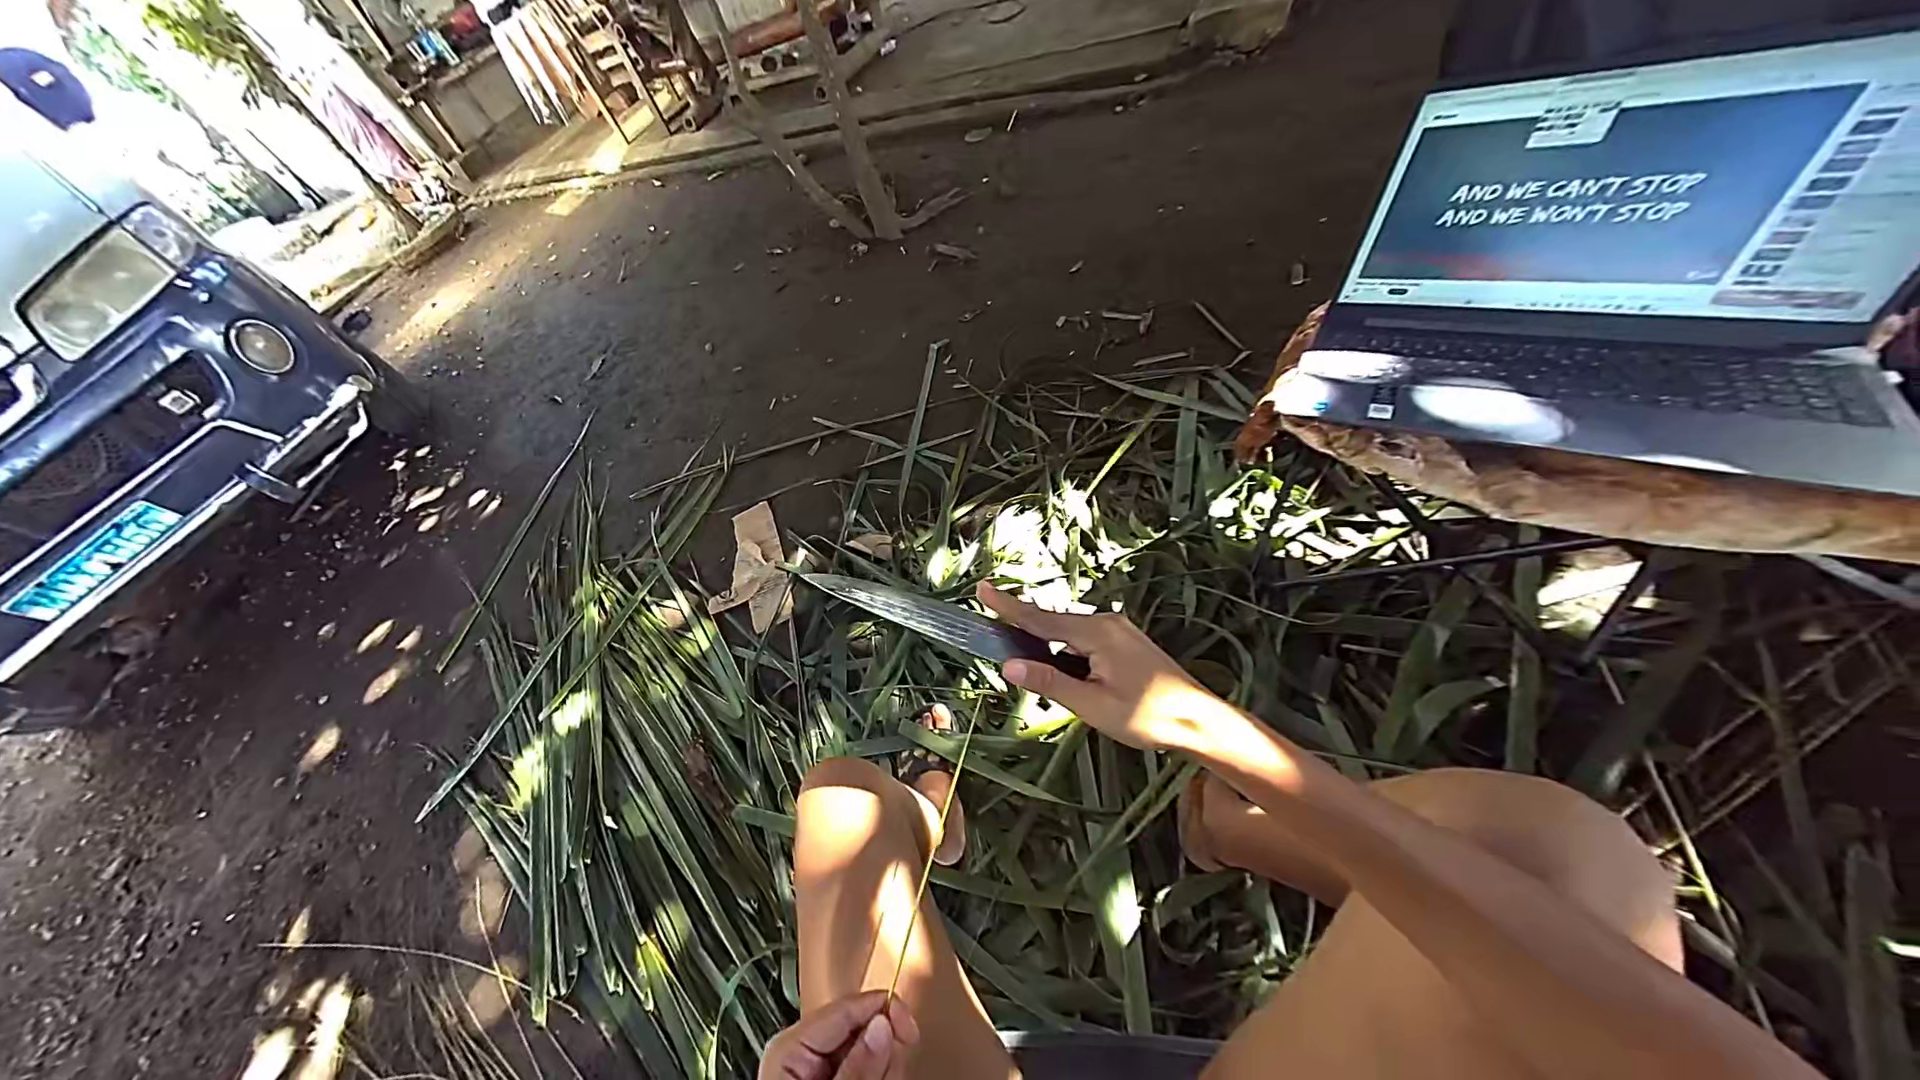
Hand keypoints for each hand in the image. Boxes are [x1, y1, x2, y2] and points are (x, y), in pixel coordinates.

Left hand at [759, 991, 919, 1079]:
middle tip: (890, 1078)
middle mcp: (801, 1052)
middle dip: (883, 1056)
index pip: (849, 1005)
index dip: (886, 1010)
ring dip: (881, 1073)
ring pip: (866, 1052)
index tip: (911, 1030)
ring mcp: (813, 1071)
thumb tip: (883, 1026)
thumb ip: (857, 1069)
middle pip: (860, 1029)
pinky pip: (861, 1072)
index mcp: (791, 1047)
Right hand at [977, 583, 1236, 753]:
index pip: (1040, 618)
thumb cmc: (1147, 717)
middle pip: (1053, 622)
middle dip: (1024, 629)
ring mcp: (1118, 630)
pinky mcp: (1124, 641)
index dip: (1008, 606)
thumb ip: (1050, 682)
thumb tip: (1010, 666)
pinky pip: (1084, 640)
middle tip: (996, 638)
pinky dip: (1067, 652)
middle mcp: (1106, 622)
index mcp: (1096, 633)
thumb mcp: (1092, 705)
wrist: (1199, 721)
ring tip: (1032, 669)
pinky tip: (1065, 673)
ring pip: (1069, 633)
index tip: (982, 589)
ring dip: (1048, 647)